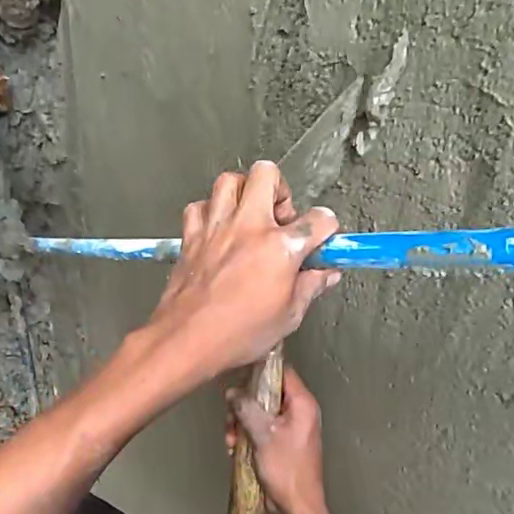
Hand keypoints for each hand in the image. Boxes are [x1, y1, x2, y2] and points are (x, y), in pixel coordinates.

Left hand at [143, 162, 340, 381]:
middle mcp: (248, 226)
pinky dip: (210, 211)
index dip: (326, 228)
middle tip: (282, 216)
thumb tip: (325, 275)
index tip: (322, 239)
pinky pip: (199, 206)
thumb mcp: (288, 316)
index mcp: (280, 247)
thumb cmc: (237, 333)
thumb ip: (310, 287)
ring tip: (250, 216)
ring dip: (243, 192)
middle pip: (267, 174)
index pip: (319, 219)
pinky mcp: (192, 236)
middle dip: (280, 189)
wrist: (187, 339)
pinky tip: (218, 230)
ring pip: (229, 180)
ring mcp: (216, 227)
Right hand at [226, 366, 328, 513]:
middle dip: (243, 405)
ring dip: (240, 423)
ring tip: (230, 439)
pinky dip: (246, 434)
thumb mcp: (263, 434)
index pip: (282, 371)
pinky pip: (260, 428)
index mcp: (302, 403)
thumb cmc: (286, 468)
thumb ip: (246, 408)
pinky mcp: (281, 441)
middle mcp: (298, 411)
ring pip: (259, 412)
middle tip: (230, 420)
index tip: (238, 378)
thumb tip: (232, 392)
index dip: (260, 371)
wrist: (297, 505)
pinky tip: (234, 447)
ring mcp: (290, 427)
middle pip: (266, 393)